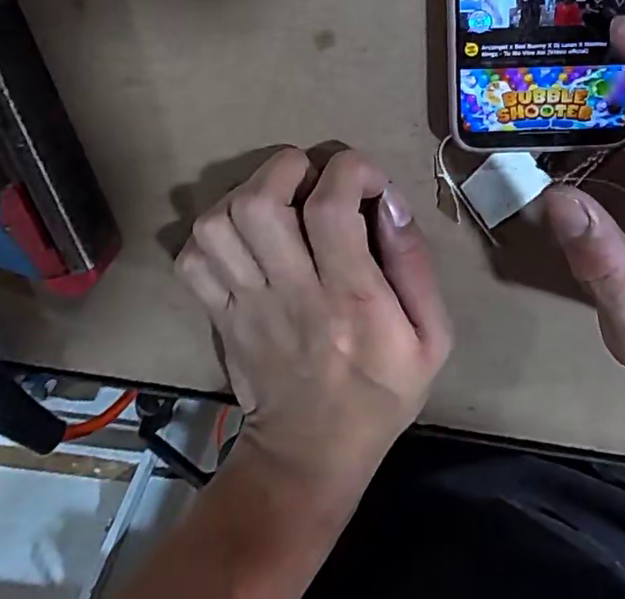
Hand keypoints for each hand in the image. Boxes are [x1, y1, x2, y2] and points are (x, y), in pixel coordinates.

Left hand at [176, 148, 451, 479]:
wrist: (311, 456)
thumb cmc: (382, 392)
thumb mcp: (432, 337)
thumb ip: (416, 264)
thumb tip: (389, 198)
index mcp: (350, 299)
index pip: (331, 208)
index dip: (349, 170)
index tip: (366, 179)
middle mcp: (291, 293)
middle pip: (259, 203)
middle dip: (287, 168)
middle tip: (312, 178)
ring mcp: (245, 305)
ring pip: (218, 224)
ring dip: (246, 193)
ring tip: (279, 201)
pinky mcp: (218, 314)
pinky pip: (192, 257)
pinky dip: (213, 232)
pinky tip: (246, 236)